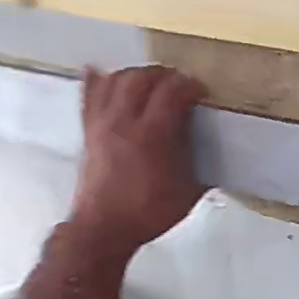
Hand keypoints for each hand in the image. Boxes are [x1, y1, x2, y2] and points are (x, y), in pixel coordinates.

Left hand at [68, 65, 207, 252]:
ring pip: (115, 80)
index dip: (189, 86)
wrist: (105, 226)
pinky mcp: (88, 130)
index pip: (171, 93)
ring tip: (152, 80)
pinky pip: (88, 96)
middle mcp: (124, 121)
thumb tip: (210, 150)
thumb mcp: (189, 190)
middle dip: (165, 75)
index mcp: (153, 135)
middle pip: (142, 79)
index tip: (202, 91)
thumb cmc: (151, 211)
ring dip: (136, 74)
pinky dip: (96, 80)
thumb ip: (199, 162)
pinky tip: (101, 72)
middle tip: (181, 83)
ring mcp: (101, 123)